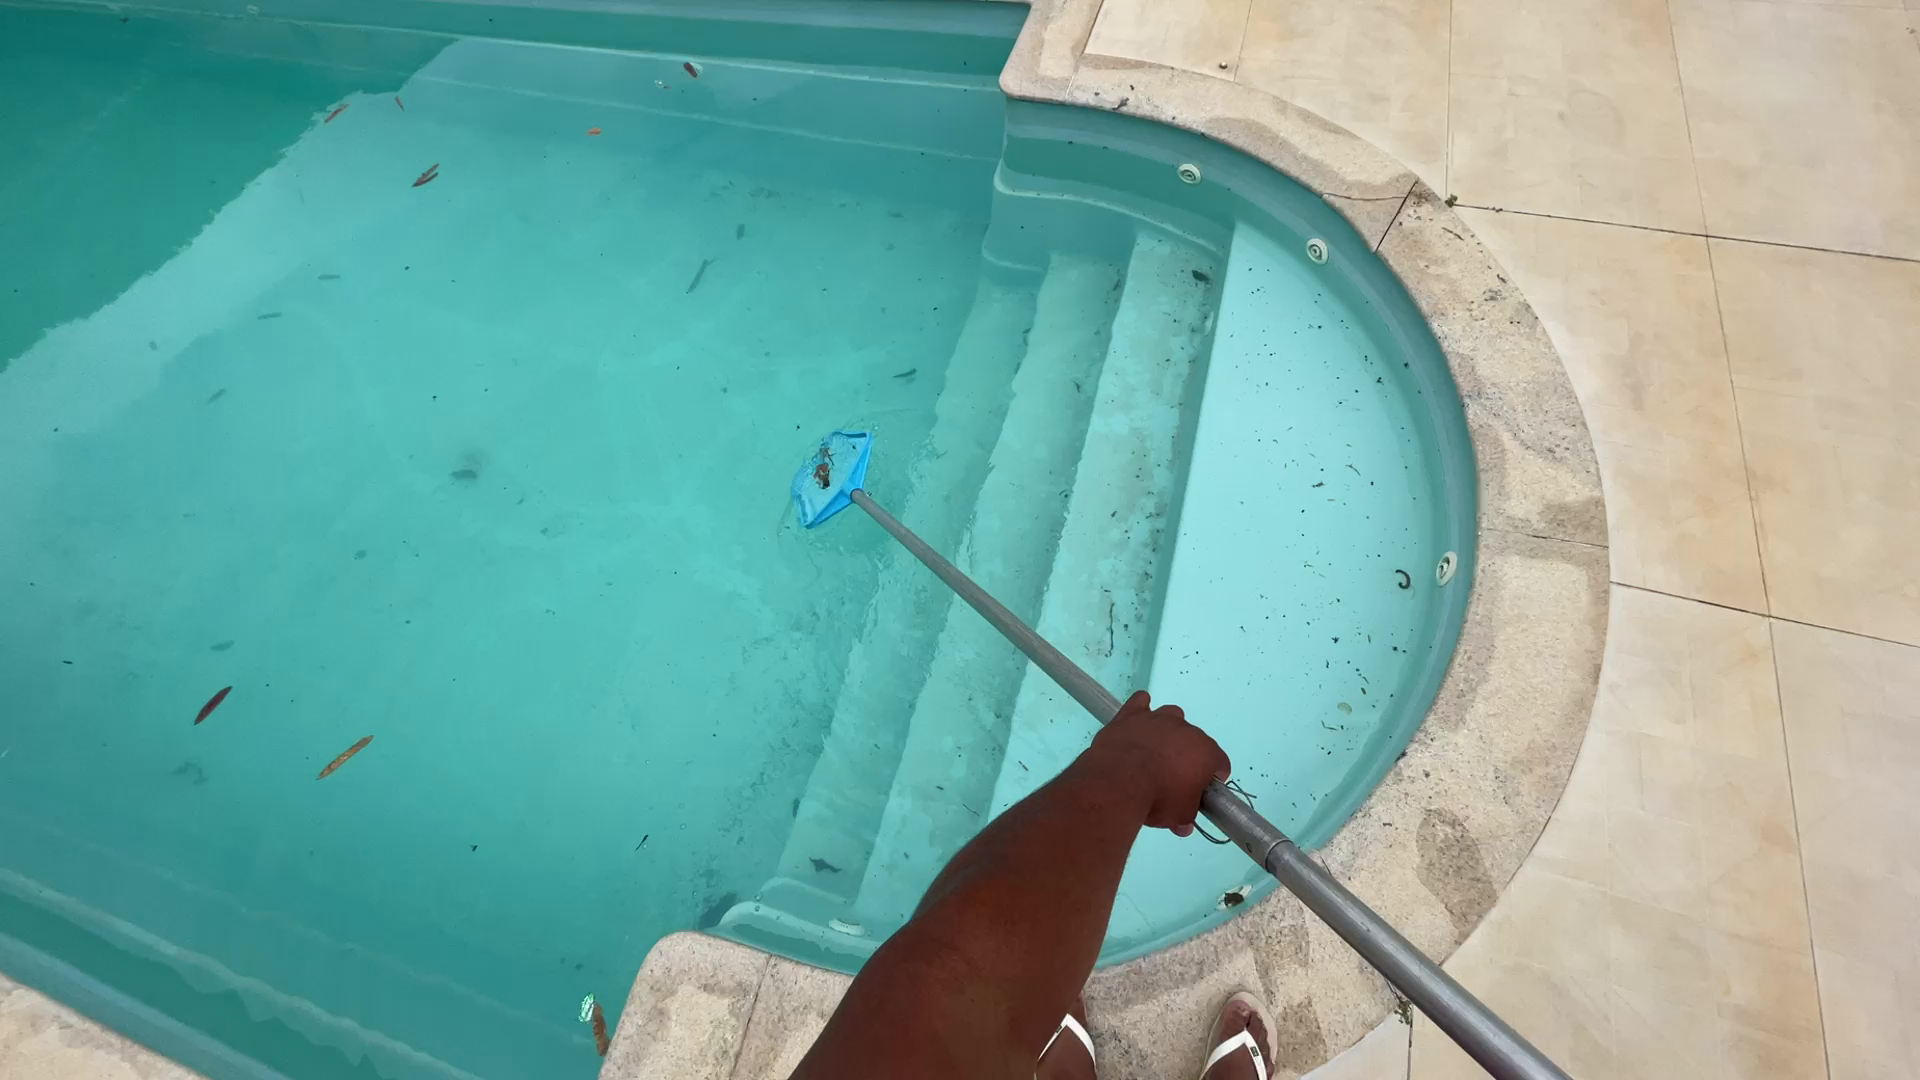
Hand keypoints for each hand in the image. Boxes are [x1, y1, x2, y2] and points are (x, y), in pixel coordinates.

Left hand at [1084, 691, 1229, 836]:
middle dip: (1187, 757)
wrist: (1118, 782)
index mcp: (1206, 752)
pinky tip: (1137, 719)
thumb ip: (1186, 815)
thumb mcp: (1179, 815)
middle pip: (1193, 741)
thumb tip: (1184, 824)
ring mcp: (1157, 718)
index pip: (1219, 764)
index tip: (1200, 792)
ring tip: (1155, 751)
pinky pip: (1140, 702)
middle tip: (1172, 778)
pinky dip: (1140, 709)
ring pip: (1171, 717)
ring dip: (1167, 731)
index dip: (1211, 779)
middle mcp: (1185, 729)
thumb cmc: (1157, 799)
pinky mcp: (1131, 714)